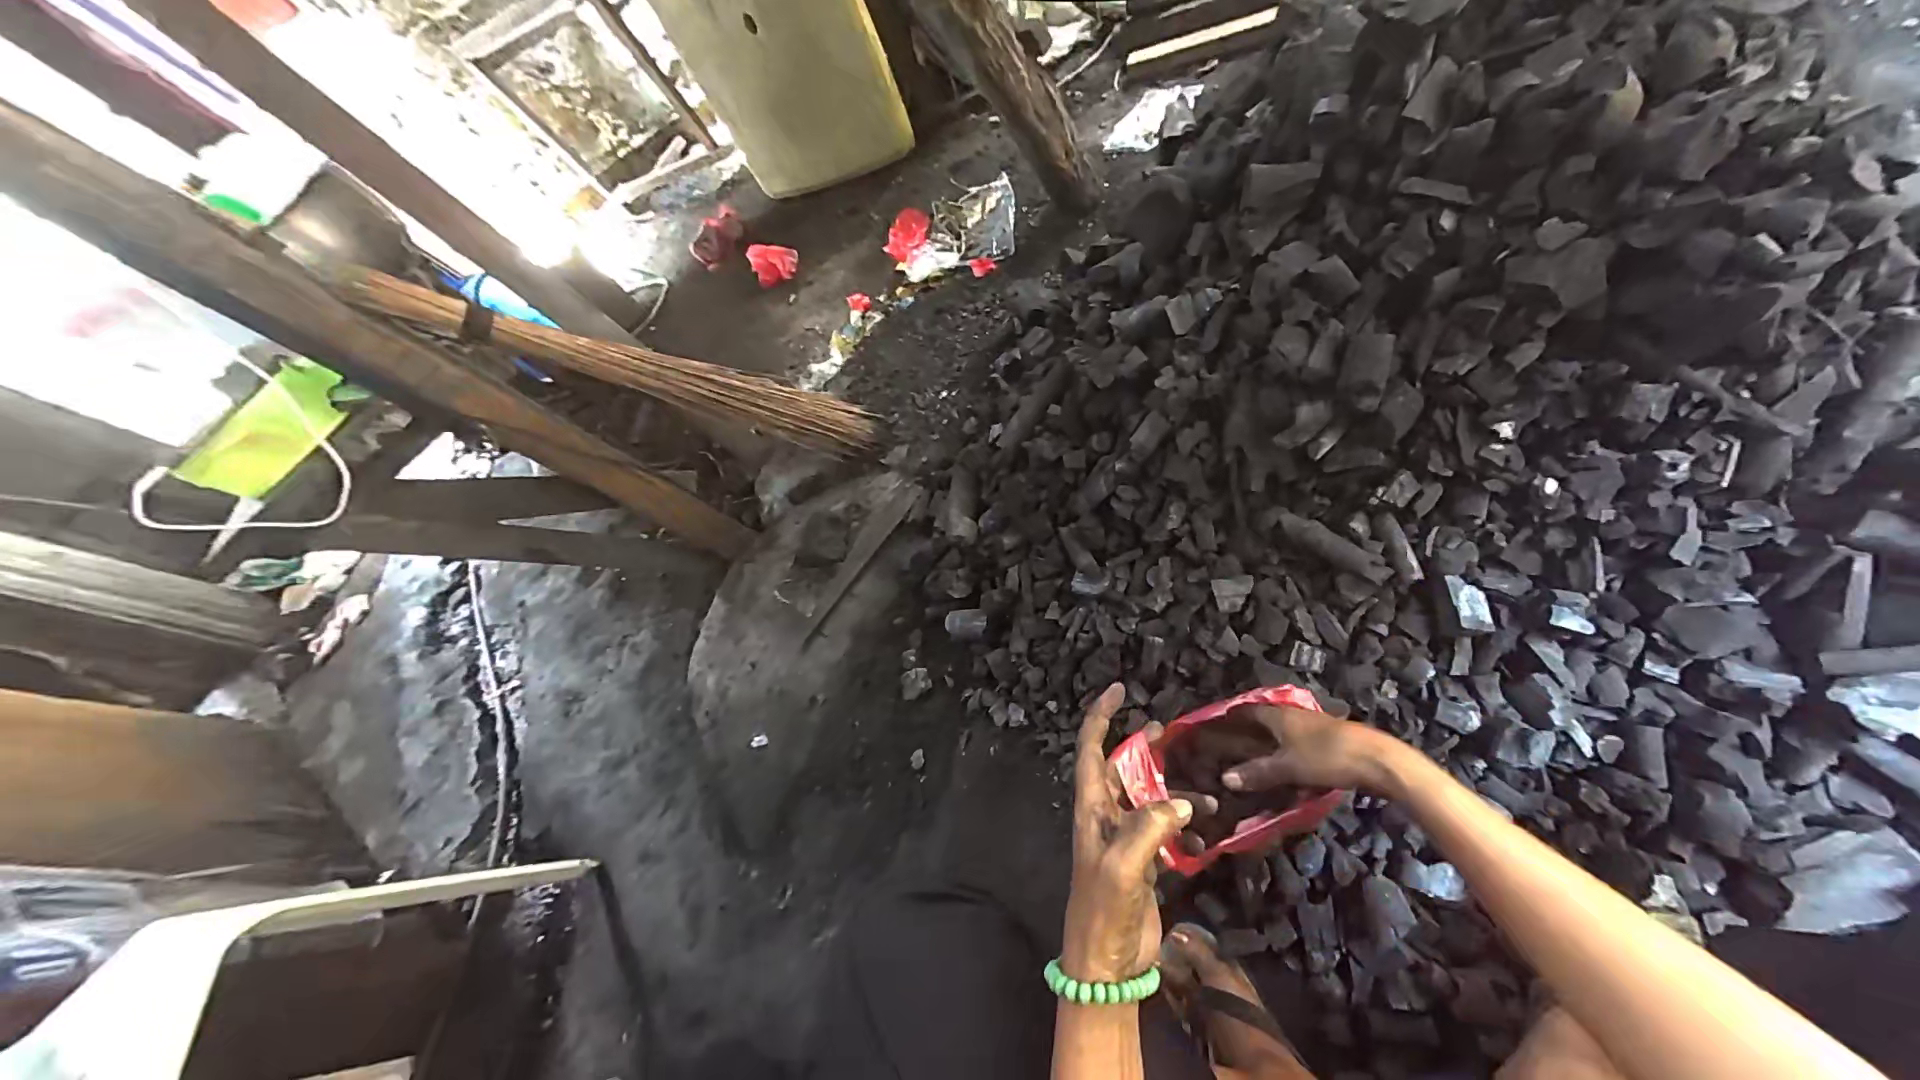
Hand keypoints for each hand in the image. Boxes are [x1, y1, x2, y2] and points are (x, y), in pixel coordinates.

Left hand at [1061, 684, 1192, 984]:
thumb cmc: (1104, 909)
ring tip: (1205, 796)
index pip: (1090, 750)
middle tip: (1170, 734)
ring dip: (1175, 794)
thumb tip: (1181, 803)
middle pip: (1122, 768)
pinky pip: (1167, 832)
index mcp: (1091, 808)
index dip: (1100, 717)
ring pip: (1150, 800)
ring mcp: (1126, 839)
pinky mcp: (1145, 862)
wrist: (1107, 962)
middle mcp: (1106, 816)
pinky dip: (1186, 829)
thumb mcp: (1121, 867)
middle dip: (1142, 749)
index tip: (1117, 690)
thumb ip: (1149, 829)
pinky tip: (1206, 836)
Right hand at [1219, 703, 1400, 793]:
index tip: (1214, 726)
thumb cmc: (1327, 756)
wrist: (1381, 761)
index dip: (1230, 717)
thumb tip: (1224, 778)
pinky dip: (1288, 755)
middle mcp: (1294, 716)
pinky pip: (1299, 746)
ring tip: (1255, 761)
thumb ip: (1257, 772)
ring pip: (1283, 734)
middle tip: (1230, 747)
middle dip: (1248, 733)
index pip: (1246, 711)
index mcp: (1279, 715)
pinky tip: (1286, 770)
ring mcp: (1314, 728)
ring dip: (1269, 745)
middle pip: (1264, 721)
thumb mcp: (1288, 767)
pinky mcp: (1331, 742)